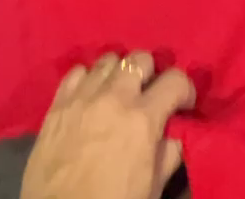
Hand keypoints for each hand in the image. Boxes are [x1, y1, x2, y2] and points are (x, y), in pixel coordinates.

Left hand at [21, 51, 193, 198]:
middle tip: (148, 96)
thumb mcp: (151, 189)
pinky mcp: (58, 102)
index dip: (185, 90)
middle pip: (140, 59)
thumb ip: (168, 154)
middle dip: (151, 74)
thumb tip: (174, 132)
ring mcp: (83, 96)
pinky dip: (88, 79)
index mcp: (142, 119)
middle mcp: (114, 97)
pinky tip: (91, 97)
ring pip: (109, 59)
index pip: (175, 80)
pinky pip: (77, 71)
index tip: (184, 104)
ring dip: (119, 74)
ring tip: (118, 94)